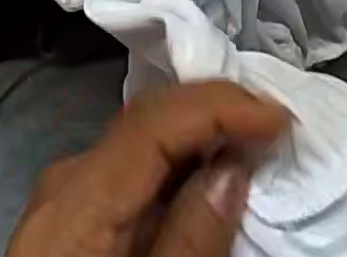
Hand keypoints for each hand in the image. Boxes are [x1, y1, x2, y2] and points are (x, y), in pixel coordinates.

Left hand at [7, 80, 291, 256]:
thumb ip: (189, 241)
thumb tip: (233, 164)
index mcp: (76, 201)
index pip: (154, 121)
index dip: (220, 105)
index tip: (279, 117)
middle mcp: (67, 181)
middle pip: (150, 120)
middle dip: (216, 110)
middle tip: (275, 122)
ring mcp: (67, 195)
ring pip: (145, 139)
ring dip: (202, 133)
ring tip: (254, 138)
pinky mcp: (75, 217)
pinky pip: (136, 169)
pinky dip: (180, 162)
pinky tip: (209, 173)